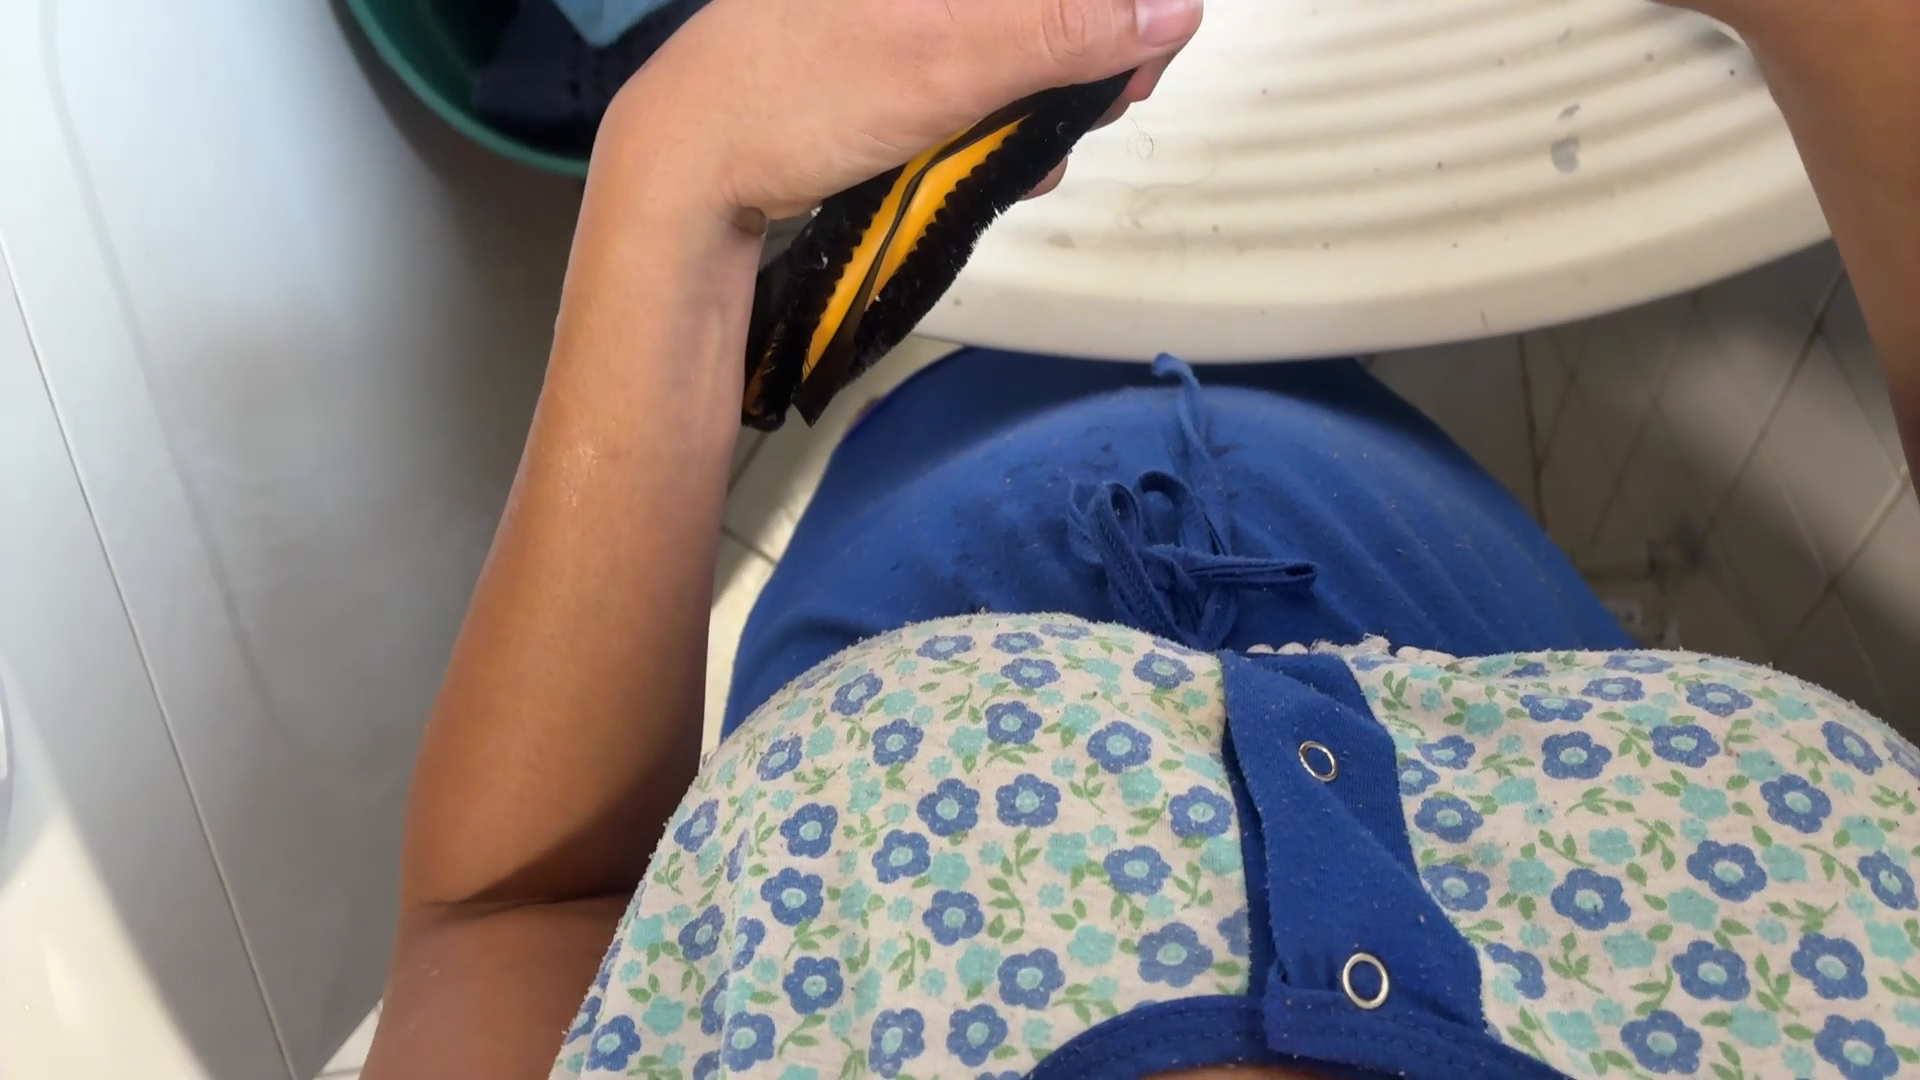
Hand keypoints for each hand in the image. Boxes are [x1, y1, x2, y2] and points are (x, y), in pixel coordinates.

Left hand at [603, 0, 1203, 222]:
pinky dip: (1001, 127)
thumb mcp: (946, 60)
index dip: (1118, 9)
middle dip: (1085, 60)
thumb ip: (1058, 32)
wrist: (705, 169)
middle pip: (1043, 10)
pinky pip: (976, 87)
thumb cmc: (808, 95)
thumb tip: (1171, 10)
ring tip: (1039, 156)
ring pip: (1015, 51)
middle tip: (1102, 110)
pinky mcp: (897, 70)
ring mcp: (911, 22)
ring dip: (1046, 107)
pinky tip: (1008, 164)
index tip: (1142, 60)